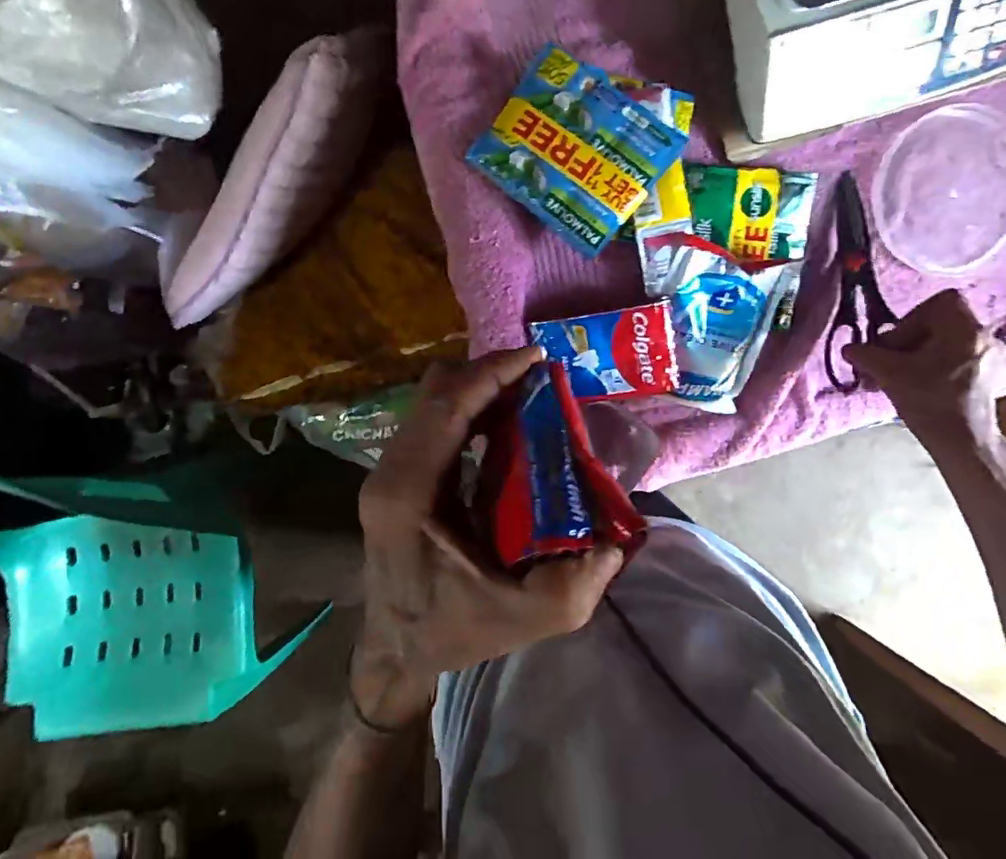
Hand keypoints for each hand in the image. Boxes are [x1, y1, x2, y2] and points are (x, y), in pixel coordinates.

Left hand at [350, 347, 625, 730]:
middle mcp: (391, 471)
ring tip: (528, 392)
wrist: (395, 650)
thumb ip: (576, 585)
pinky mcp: (397, 475)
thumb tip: (617, 537)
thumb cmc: (451, 632)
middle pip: (435, 393)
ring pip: (431, 402)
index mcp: (408, 494)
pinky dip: (469, 408)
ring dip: (478, 388)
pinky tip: (505, 421)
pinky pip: (432, 421)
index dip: (490, 374)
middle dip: (488, 374)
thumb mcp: (523, 620)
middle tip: (539, 376)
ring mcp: (388, 471)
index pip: (445, 409)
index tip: (536, 356)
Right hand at [842, 289, 1005, 443]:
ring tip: (897, 376)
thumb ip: (865, 354)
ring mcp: (990, 356)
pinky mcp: (988, 374)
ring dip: (917, 353)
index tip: (896, 341)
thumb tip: (850, 348)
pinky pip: (954, 356)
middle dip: (909, 338)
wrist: (963, 442)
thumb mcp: (888, 373)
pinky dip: (932, 364)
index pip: (940, 301)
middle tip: (889, 360)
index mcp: (966, 329)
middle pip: (939, 321)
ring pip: (944, 341)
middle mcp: (985, 336)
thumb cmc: (929, 401)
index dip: (912, 316)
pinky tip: (916, 384)